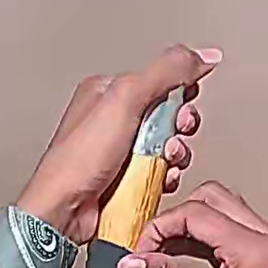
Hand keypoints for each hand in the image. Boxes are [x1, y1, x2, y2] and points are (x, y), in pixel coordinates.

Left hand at [16, 45, 221, 243]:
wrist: (63, 212)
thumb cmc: (77, 160)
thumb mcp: (124, 98)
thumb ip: (167, 71)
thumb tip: (204, 55)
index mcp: (107, 94)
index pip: (158, 81)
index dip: (178, 95)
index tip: (181, 106)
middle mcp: (111, 123)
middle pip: (167, 117)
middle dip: (178, 129)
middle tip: (168, 139)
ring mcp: (117, 155)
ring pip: (165, 149)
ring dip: (173, 156)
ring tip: (162, 162)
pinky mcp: (124, 182)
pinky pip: (157, 175)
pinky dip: (164, 179)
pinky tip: (157, 181)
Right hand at [116, 183, 267, 267]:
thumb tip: (138, 261)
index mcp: (257, 252)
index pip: (198, 213)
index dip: (160, 227)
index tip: (138, 249)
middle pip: (214, 201)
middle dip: (175, 219)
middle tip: (147, 247)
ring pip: (224, 214)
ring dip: (189, 228)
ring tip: (158, 255)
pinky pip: (233, 237)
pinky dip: (205, 241)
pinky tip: (180, 259)